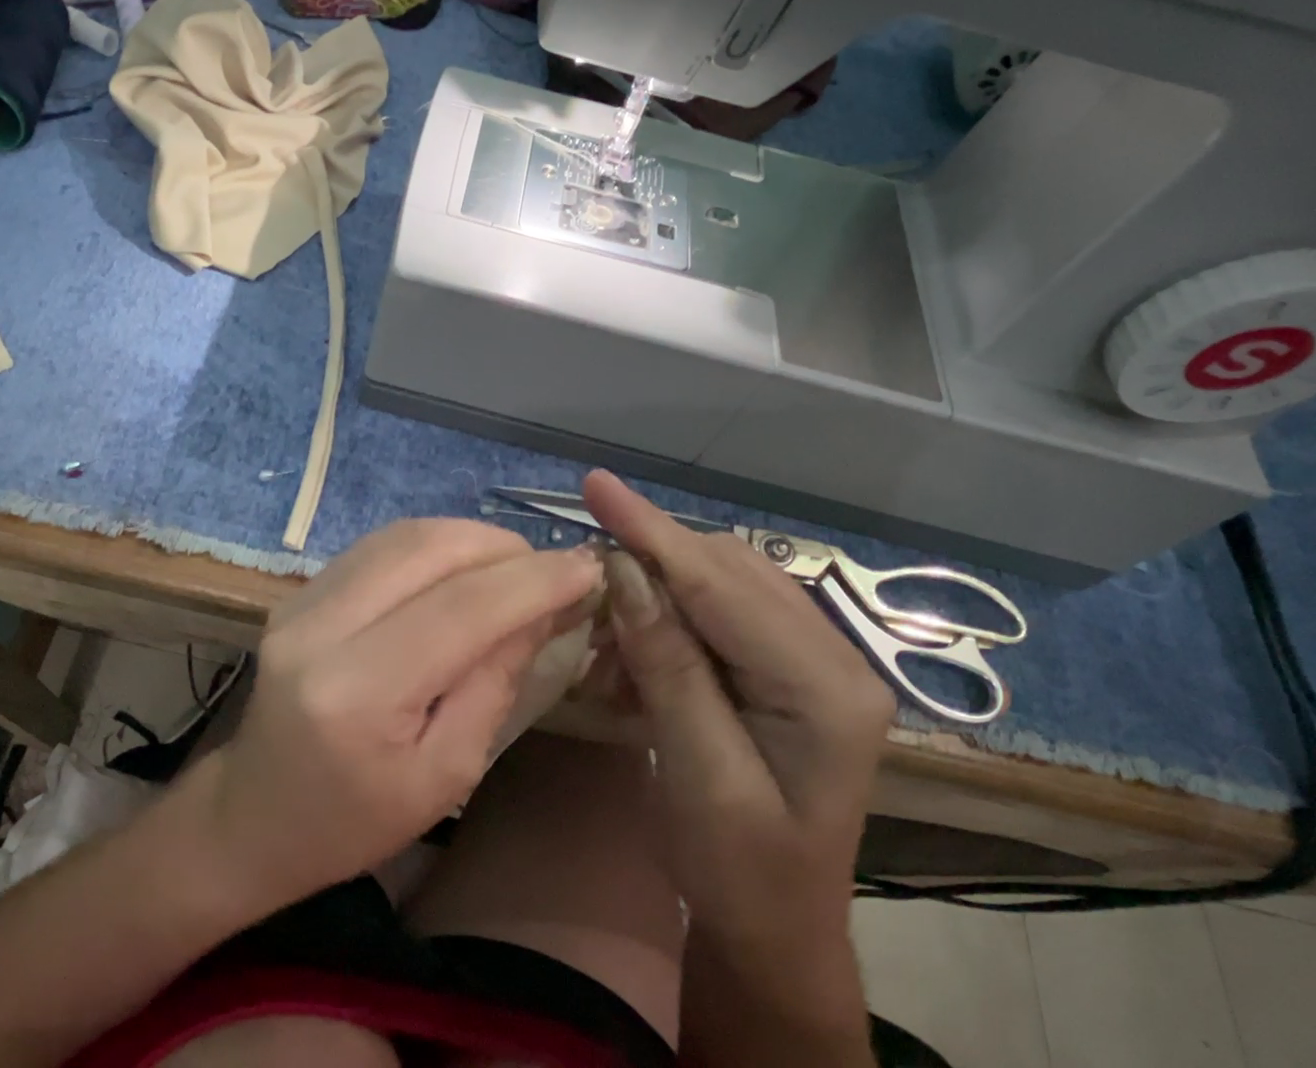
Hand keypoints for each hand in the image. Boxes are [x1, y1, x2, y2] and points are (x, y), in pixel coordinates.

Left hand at [202, 519, 603, 903]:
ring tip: (518, 571)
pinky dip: (434, 548)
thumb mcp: (446, 774)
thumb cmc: (356, 821)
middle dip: (506, 549)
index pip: (461, 608)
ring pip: (404, 536)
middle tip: (555, 574)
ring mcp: (298, 603)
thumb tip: (543, 609)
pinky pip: (379, 548)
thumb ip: (494, 684)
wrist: (255, 815)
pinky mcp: (296, 594)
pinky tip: (464, 572)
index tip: (590, 568)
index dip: (534, 581)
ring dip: (472, 541)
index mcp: (355, 692)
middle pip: (429, 550)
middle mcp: (318, 628)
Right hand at [581, 470, 892, 994]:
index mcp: (827, 688)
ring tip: (602, 624)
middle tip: (580, 572)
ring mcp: (816, 666)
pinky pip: (722, 619)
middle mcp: (836, 660)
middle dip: (651, 559)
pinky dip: (669, 621)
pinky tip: (632, 650)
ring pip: (725, 588)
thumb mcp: (697, 774)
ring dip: (657, 591)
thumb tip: (626, 573)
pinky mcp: (787, 676)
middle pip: (731, 574)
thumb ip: (669, 667)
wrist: (775, 932)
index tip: (595, 484)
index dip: (655, 532)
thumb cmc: (738, 871)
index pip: (726, 587)